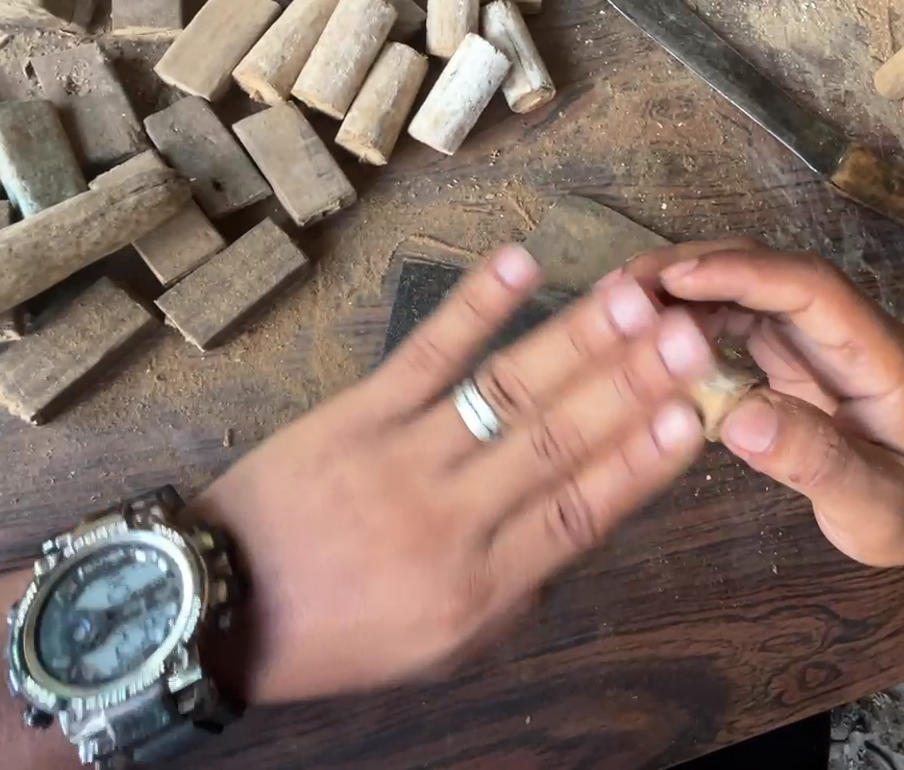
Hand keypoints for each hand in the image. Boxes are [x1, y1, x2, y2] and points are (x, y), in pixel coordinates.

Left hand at [193, 245, 712, 704]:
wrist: (211, 609)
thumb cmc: (344, 629)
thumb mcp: (445, 641)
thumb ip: (524, 578)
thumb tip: (588, 506)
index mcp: (479, 585)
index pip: (578, 512)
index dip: (639, 461)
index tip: (692, 415)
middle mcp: (448, 518)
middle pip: (553, 441)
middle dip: (629, 384)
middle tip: (689, 334)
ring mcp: (400, 455)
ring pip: (505, 391)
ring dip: (574, 340)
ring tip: (632, 298)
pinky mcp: (356, 412)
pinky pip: (424, 353)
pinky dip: (474, 305)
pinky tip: (521, 263)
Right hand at [629, 241, 903, 568]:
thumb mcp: (875, 505)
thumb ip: (816, 462)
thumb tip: (739, 420)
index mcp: (879, 352)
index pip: (811, 286)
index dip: (744, 274)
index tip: (676, 280)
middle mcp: (844, 328)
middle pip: (772, 270)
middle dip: (700, 268)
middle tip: (629, 288)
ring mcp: (815, 336)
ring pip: (748, 286)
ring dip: (689, 288)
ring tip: (627, 307)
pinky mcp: (790, 351)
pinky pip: (738, 317)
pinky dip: (694, 318)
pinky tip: (655, 335)